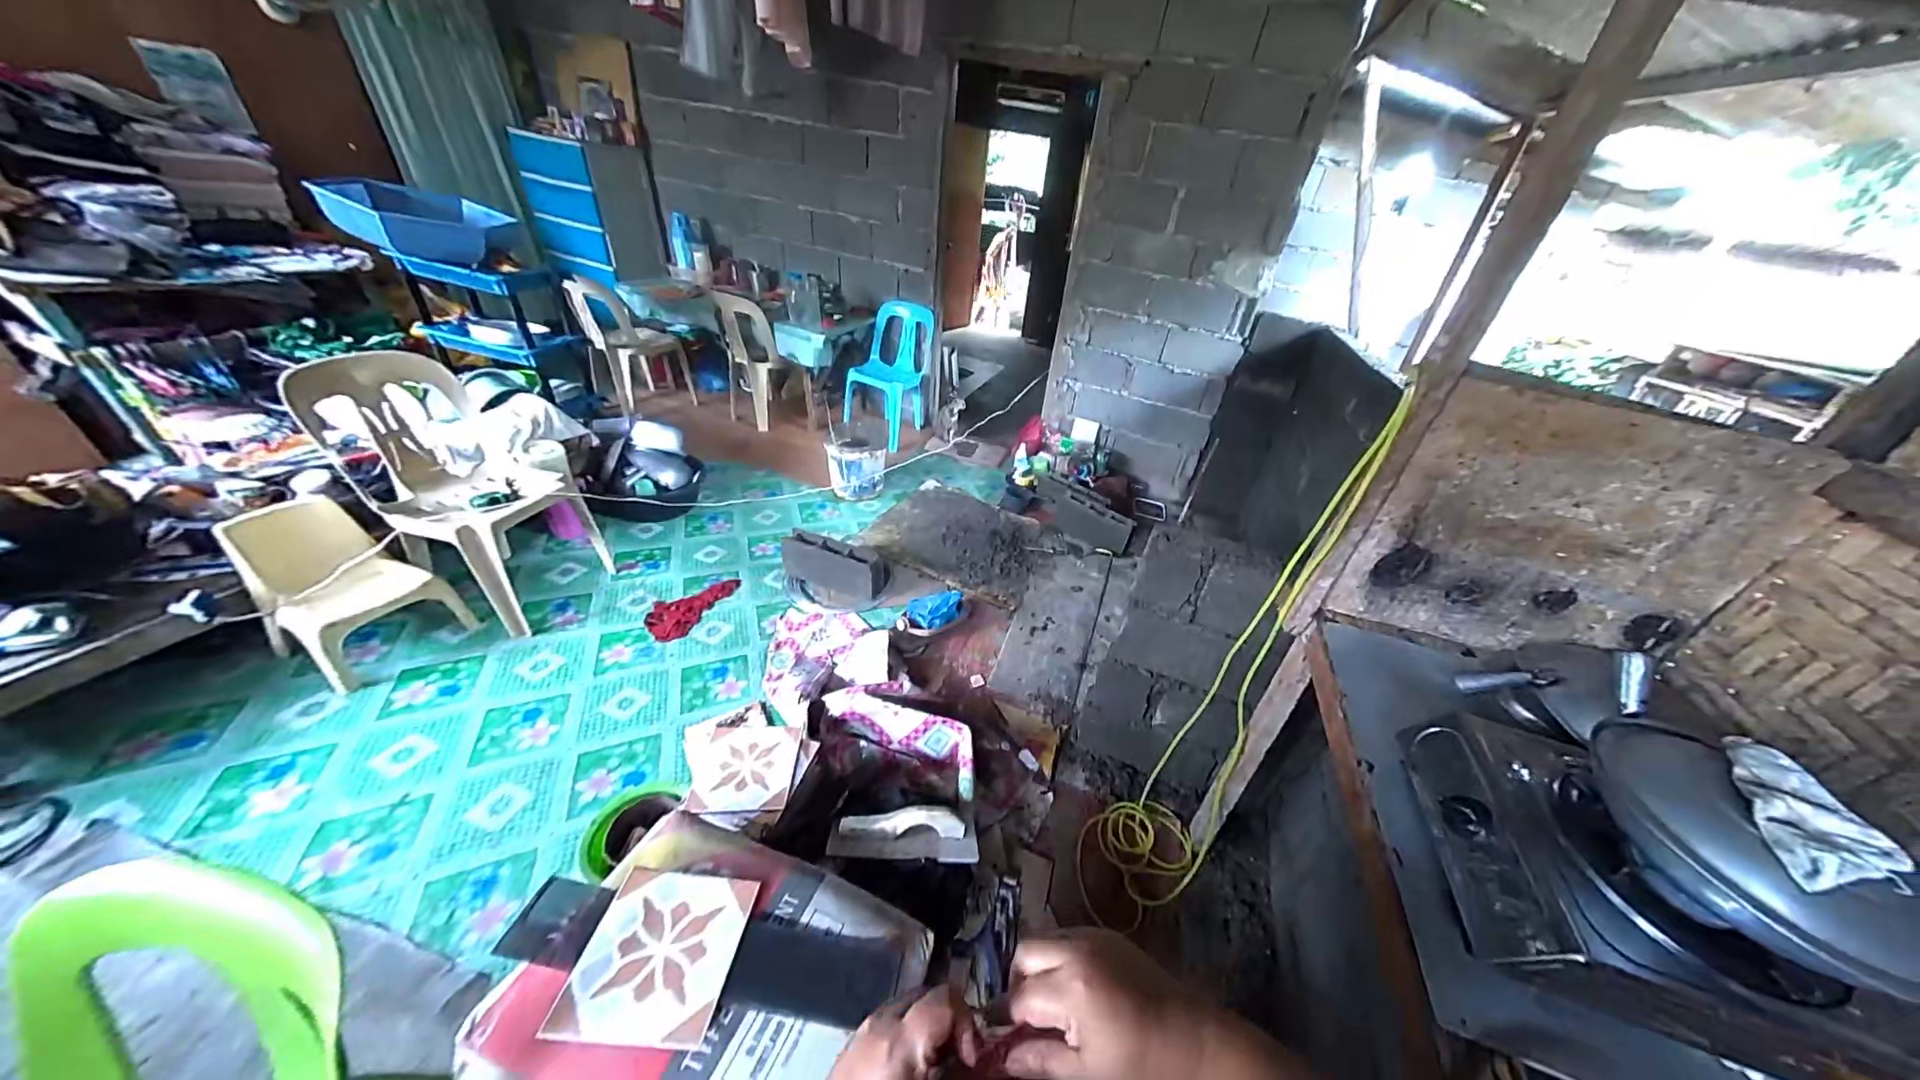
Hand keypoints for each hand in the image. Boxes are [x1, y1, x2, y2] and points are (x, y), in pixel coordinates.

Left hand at [829, 984, 982, 1079]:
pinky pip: (886, 1025)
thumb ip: (962, 1074)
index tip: (971, 1058)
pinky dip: (904, 1036)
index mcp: (901, 1038)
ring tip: (934, 1066)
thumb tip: (988, 1063)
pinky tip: (908, 1070)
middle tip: (959, 1060)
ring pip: (905, 1007)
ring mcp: (860, 1032)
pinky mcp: (849, 1046)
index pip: (947, 996)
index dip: (968, 1022)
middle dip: (948, 1021)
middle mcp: (879, 1023)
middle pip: (926, 994)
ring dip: (926, 1028)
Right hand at [1001, 929, 1309, 1079]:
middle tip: (1031, 1015)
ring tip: (1054, 1003)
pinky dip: (1060, 956)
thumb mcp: (1089, 1073)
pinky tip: (1076, 989)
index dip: (1012, 1020)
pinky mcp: (1108, 934)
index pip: (1020, 997)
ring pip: (1045, 939)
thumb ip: (1042, 1060)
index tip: (1012, 1038)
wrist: (1196, 1040)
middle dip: (1020, 981)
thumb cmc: (1142, 1064)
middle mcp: (1076, 950)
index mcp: (1071, 987)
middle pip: (1025, 952)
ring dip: (1040, 966)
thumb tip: (1005, 1059)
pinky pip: (1068, 936)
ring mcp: (1093, 936)